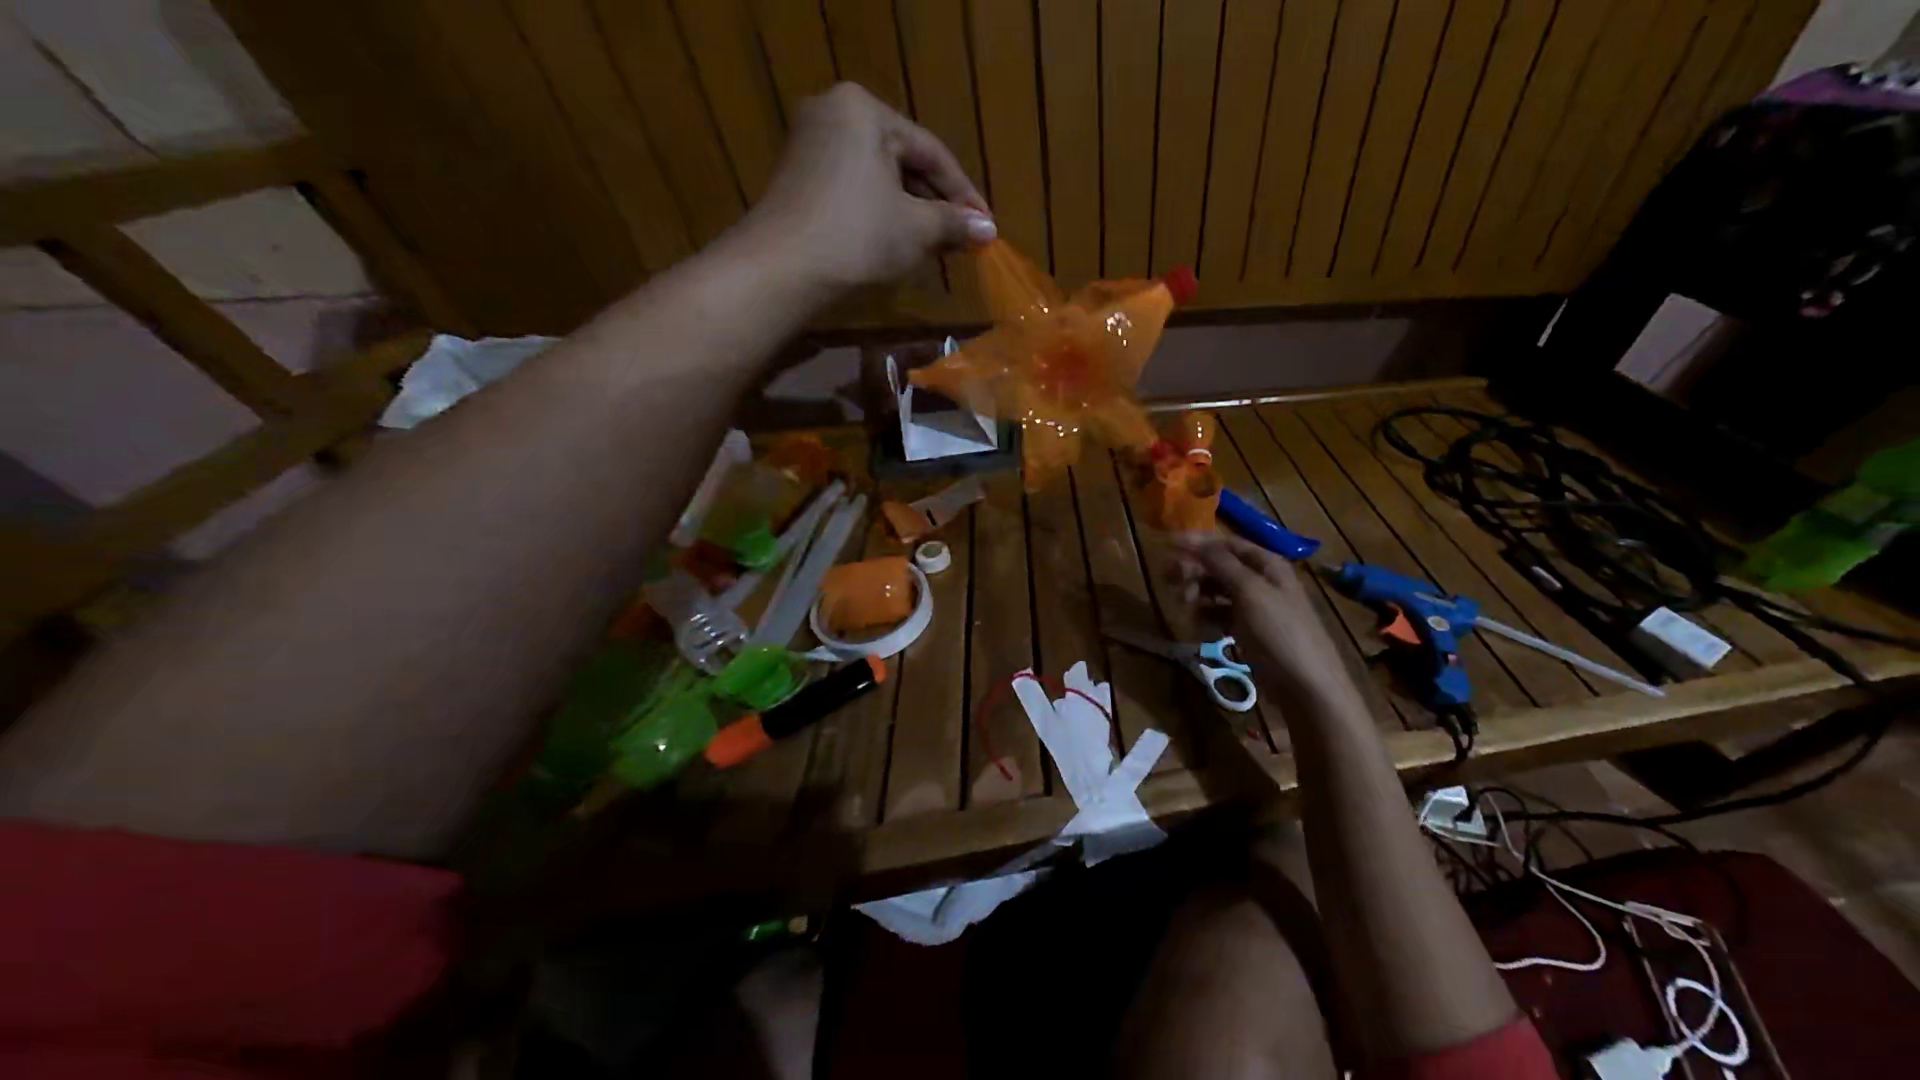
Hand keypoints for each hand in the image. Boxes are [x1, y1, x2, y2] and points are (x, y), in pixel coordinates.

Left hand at [747, 83, 996, 290]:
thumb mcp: (916, 228)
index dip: (964, 194)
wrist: (780, 271)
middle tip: (962, 239)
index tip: (986, 226)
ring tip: (937, 247)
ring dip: (910, 214)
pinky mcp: (796, 183)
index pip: (931, 152)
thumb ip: (954, 223)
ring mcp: (808, 148)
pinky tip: (898, 245)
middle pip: (902, 163)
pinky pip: (852, 193)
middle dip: (935, 205)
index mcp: (864, 109)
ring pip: (877, 181)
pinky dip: (880, 217)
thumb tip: (989, 230)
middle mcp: (832, 115)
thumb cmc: (857, 236)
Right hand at [1175, 535, 1360, 707]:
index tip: (1166, 546)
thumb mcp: (1249, 592)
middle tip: (1169, 581)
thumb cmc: (1279, 633)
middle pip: (1219, 567)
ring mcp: (1256, 608)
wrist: (1306, 686)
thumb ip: (1220, 564)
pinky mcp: (1250, 631)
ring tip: (1184, 606)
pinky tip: (1198, 625)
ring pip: (1217, 591)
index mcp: (1267, 565)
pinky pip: (1221, 615)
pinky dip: (1207, 616)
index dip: (1196, 543)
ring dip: (1197, 594)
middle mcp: (1262, 581)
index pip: (1226, 544)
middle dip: (1194, 571)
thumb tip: (1193, 540)